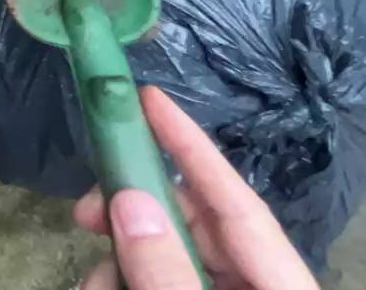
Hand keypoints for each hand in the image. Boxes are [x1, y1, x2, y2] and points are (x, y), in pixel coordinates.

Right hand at [74, 88, 316, 289]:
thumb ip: (167, 270)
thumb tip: (127, 197)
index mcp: (281, 284)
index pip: (238, 202)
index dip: (192, 146)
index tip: (147, 95)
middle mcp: (255, 283)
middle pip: (189, 225)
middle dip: (130, 215)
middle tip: (84, 214)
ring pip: (162, 255)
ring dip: (117, 260)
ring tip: (90, 285)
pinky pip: (154, 280)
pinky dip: (121, 279)